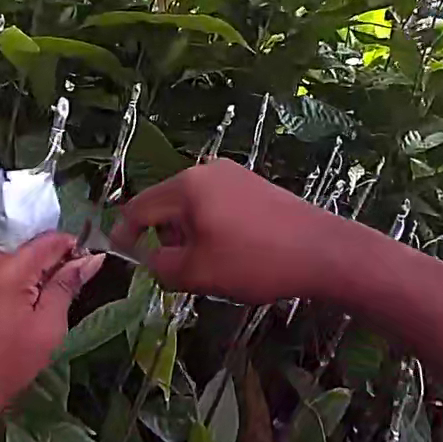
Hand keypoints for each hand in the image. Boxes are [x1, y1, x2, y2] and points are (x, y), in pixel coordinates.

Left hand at [0, 231, 103, 424]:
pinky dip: (7, 287)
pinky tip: (9, 316)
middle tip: (61, 297)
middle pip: (27, 250)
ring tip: (35, 310)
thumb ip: (68, 285)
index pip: (49, 240)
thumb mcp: (48, 325)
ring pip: (9, 263)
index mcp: (9, 268)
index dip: (72, 248)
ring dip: (27, 277)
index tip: (84, 269)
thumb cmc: (8, 363)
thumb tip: (92, 258)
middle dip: (48, 265)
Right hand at [110, 159, 362, 303]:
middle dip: (164, 237)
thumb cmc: (256, 261)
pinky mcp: (253, 183)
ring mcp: (233, 173)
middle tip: (177, 270)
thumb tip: (151, 256)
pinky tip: (233, 250)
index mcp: (187, 185)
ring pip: (193, 205)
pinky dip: (211, 225)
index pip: (140, 207)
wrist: (323, 250)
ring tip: (210, 264)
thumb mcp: (198, 272)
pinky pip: (216, 203)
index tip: (119, 253)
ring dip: (189, 233)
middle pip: (167, 204)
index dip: (125, 233)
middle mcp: (207, 169)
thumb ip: (161, 265)